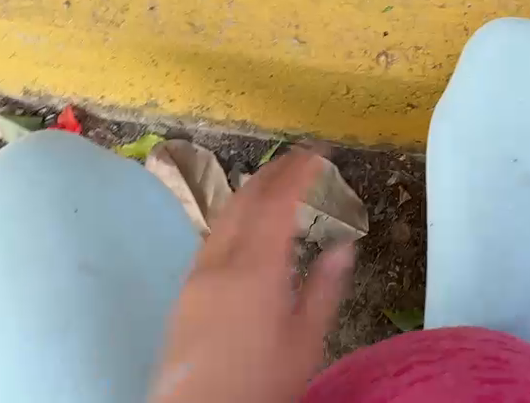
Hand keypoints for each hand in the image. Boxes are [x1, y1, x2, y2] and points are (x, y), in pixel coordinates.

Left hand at [147, 150, 355, 402]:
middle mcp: (222, 262)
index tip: (320, 150)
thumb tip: (344, 245)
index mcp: (257, 268)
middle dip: (276, 170)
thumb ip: (324, 289)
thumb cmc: (260, 386)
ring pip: (225, 214)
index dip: (300, 169)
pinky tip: (247, 222)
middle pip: (248, 199)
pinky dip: (236, 213)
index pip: (280, 201)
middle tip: (301, 154)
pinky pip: (213, 234)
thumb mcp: (306, 343)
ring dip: (253, 188)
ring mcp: (198, 276)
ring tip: (277, 178)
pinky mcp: (185, 293)